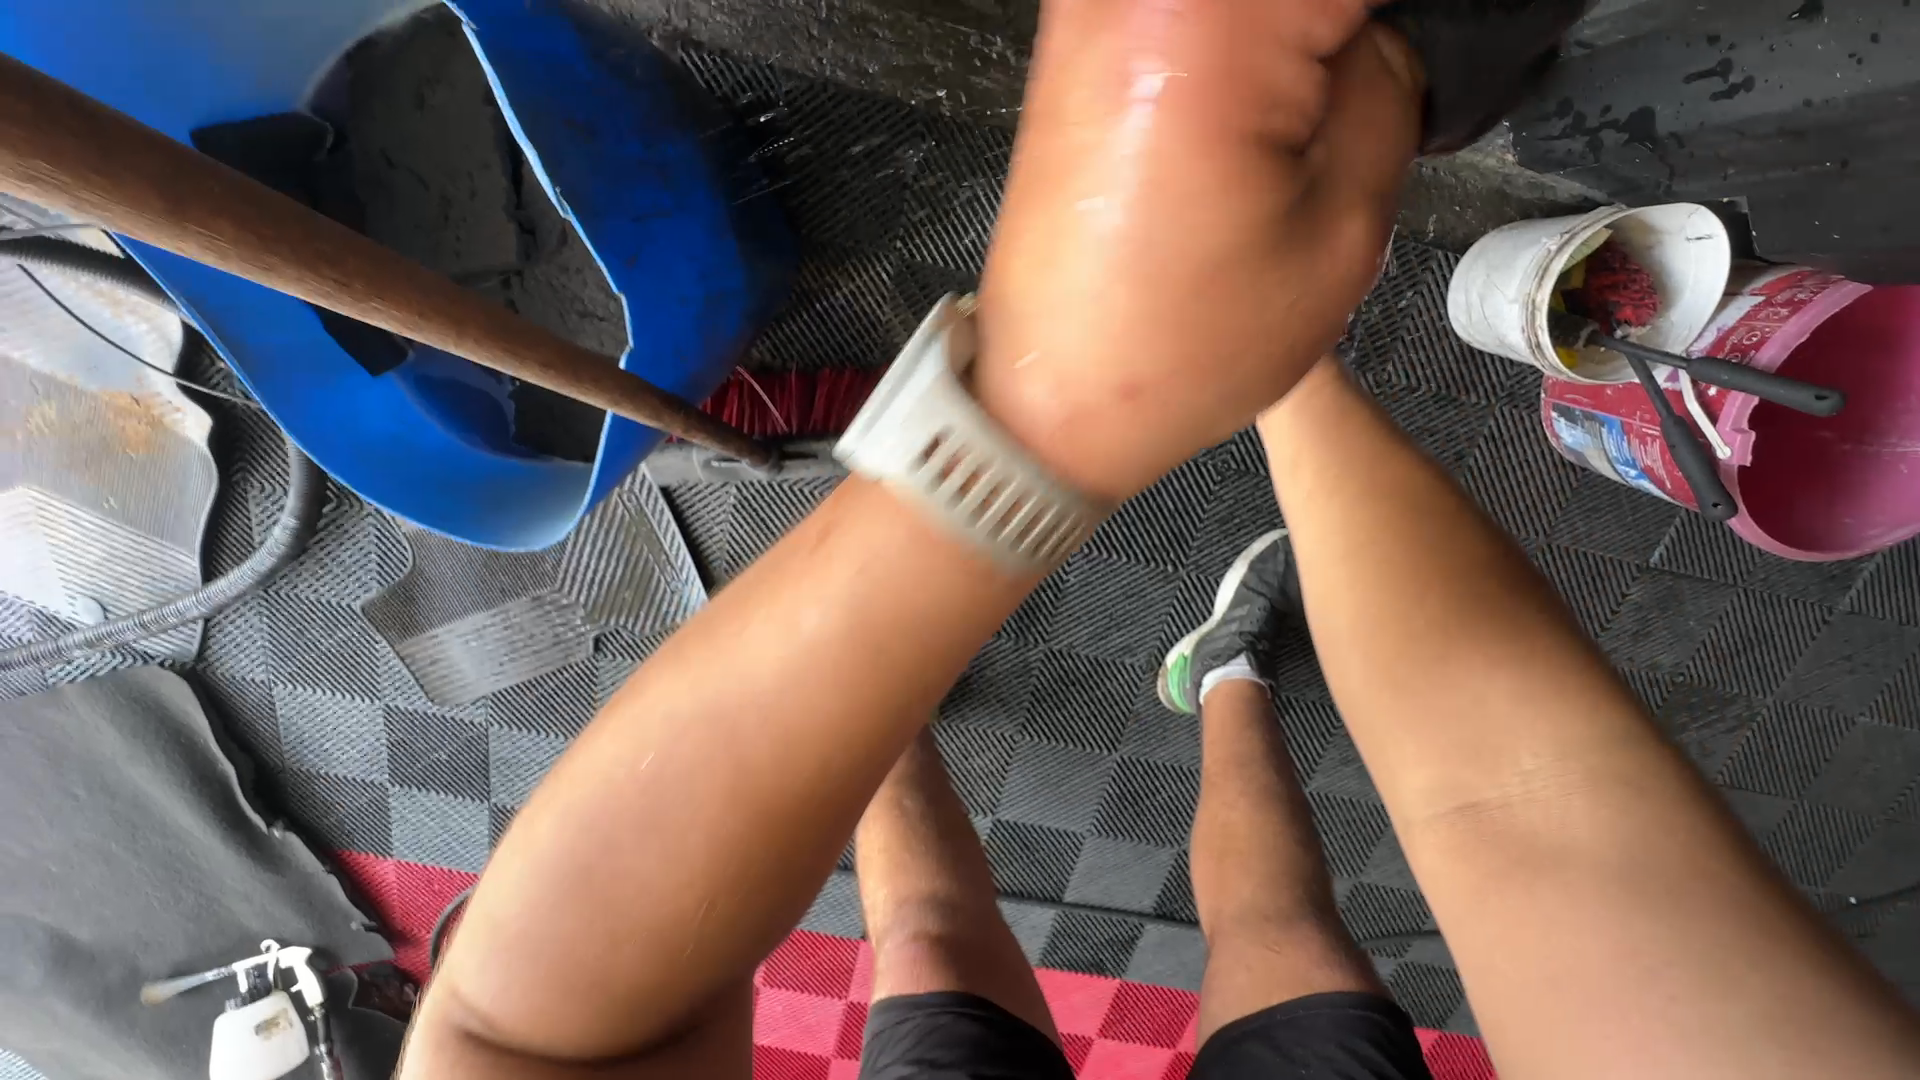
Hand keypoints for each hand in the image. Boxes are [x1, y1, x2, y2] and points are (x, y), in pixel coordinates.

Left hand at [971, 0, 1422, 500]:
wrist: (1053, 402)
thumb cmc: (1168, 356)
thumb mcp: (1338, 234)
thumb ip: (1390, 87)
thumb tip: (1389, 31)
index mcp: (1213, 17)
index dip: (1399, 19)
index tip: (1418, 48)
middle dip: (1336, 34)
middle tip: (1353, 95)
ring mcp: (1086, 19)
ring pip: (1236, 1)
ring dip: (1289, 43)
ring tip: (1297, 120)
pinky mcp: (1070, 58)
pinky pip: (1179, 17)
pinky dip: (1231, 49)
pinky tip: (1241, 116)